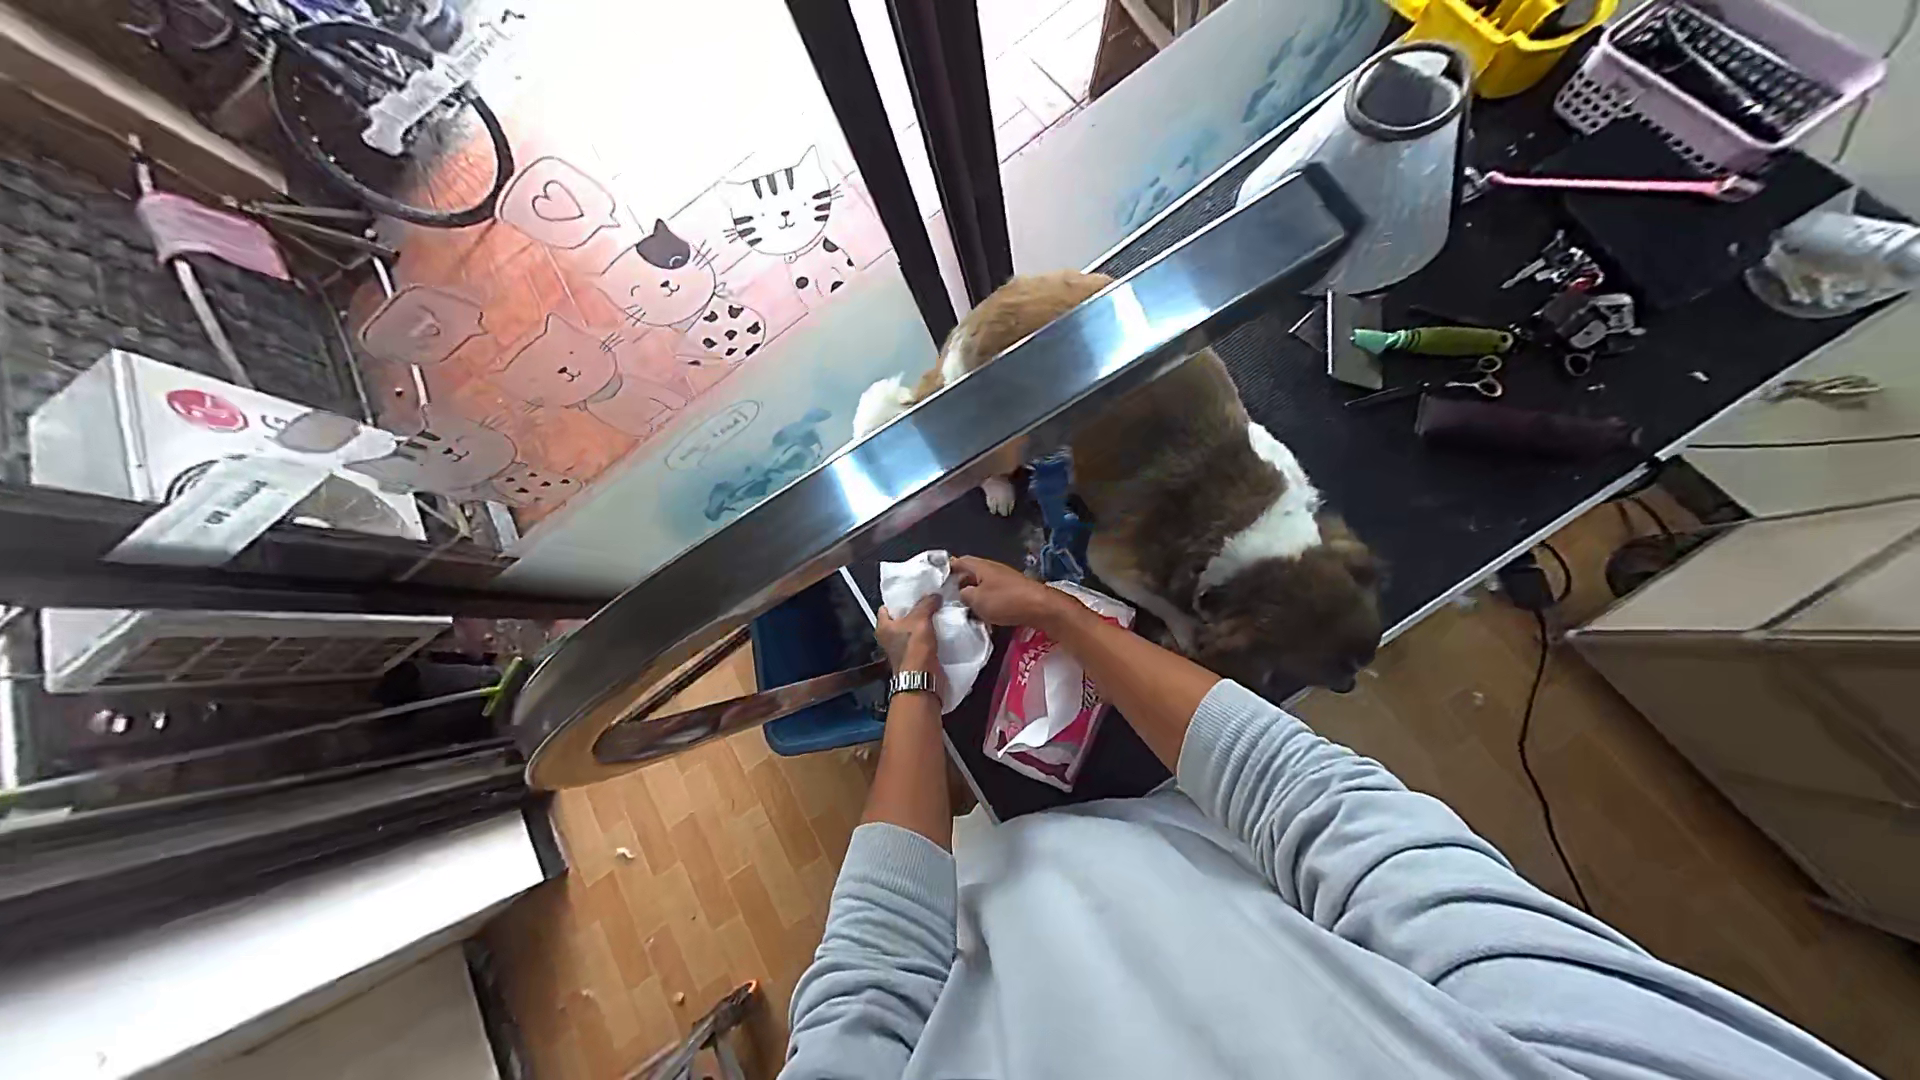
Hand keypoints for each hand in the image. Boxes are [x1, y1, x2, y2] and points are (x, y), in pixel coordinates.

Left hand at [876, 595, 939, 674]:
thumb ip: (926, 603)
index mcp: (883, 627)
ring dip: (925, 623)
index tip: (913, 592)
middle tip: (929, 599)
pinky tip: (941, 627)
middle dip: (915, 610)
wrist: (923, 678)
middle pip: (902, 618)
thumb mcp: (920, 618)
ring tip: (938, 611)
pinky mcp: (915, 657)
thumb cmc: (914, 647)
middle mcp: (889, 638)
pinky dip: (930, 635)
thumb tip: (934, 595)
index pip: (886, 607)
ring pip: (914, 630)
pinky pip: (922, 641)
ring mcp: (902, 649)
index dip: (898, 599)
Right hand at [952, 556, 1077, 629]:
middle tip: (948, 597)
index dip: (947, 567)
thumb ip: (964, 595)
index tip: (937, 578)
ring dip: (974, 595)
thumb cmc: (1005, 601)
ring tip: (964, 609)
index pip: (960, 561)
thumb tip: (963, 593)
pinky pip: (995, 595)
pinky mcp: (1015, 592)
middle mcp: (993, 569)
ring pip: (983, 585)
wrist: (1040, 607)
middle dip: (960, 584)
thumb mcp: (977, 600)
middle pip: (972, 573)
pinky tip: (984, 615)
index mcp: (981, 566)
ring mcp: (1005, 580)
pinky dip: (987, 602)